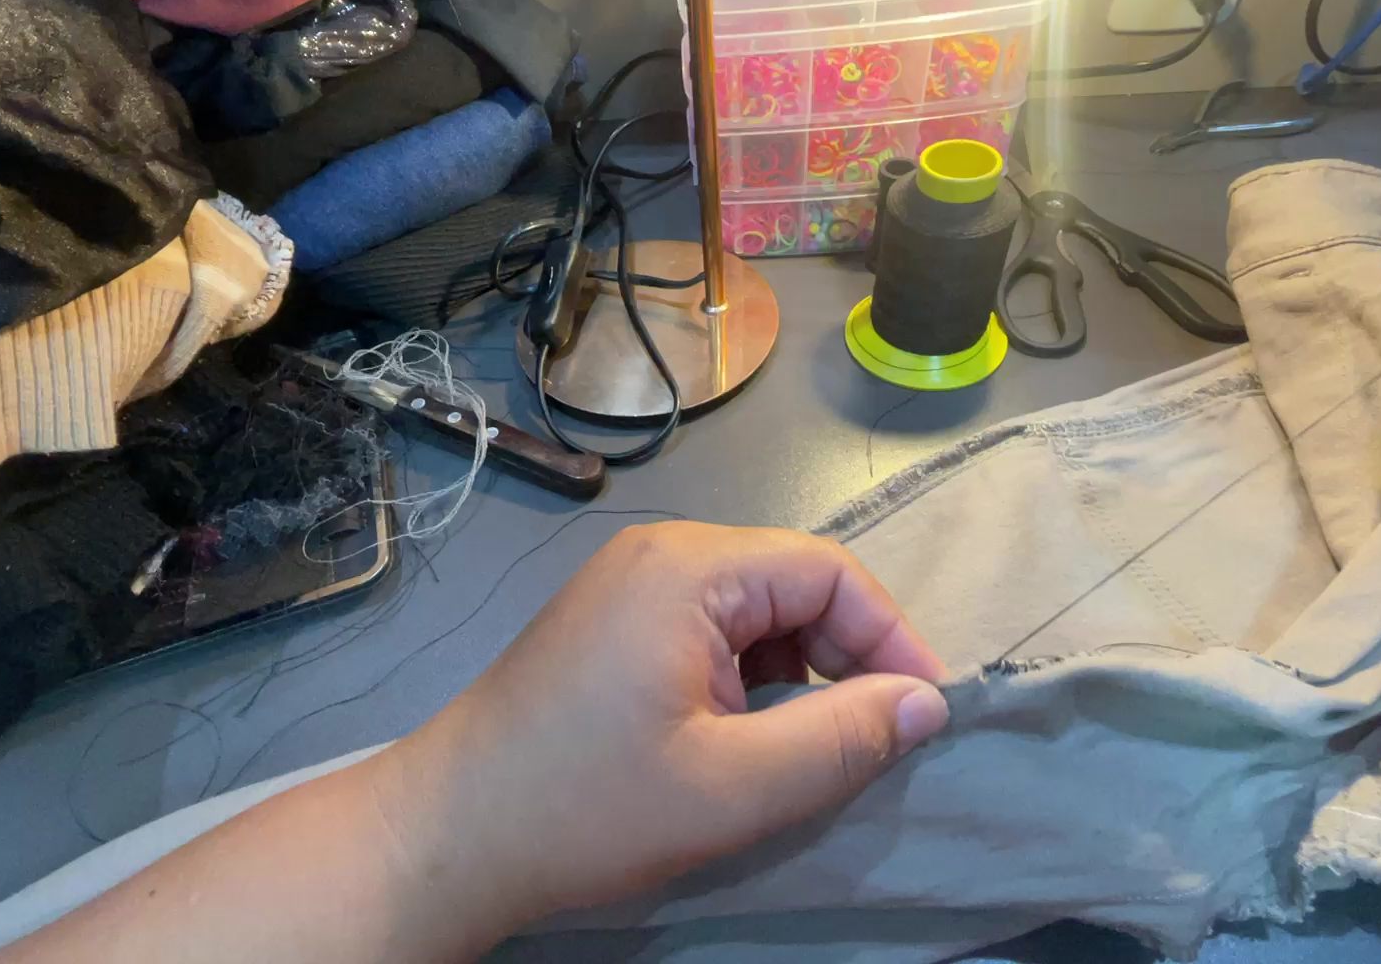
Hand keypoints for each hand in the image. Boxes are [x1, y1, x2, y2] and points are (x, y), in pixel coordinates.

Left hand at [377, 522, 949, 940]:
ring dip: (794, 668)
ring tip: (800, 742)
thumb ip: (840, 738)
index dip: (887, 634)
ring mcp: (631, 580)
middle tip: (867, 737)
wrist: (453, 829)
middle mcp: (660, 551)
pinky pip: (710, 625)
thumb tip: (928, 702)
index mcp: (687, 566)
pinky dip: (747, 673)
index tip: (924, 712)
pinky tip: (741, 729)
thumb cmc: (588, 804)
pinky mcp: (616, 615)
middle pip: (788, 581)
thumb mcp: (731, 787)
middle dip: (842, 654)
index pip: (824, 569)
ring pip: (752, 607)